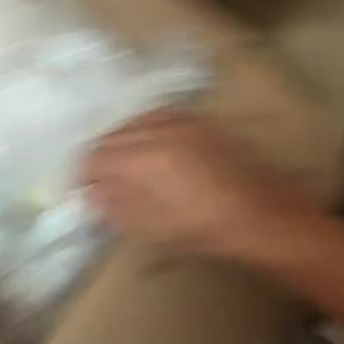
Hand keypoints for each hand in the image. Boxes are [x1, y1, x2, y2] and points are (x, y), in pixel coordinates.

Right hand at [82, 109, 317, 262]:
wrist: (261, 211)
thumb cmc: (207, 228)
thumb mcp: (156, 226)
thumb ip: (118, 205)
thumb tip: (91, 194)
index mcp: (146, 157)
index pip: (97, 156)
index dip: (84, 174)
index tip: (82, 191)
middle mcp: (160, 129)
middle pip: (114, 135)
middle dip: (101, 158)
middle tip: (99, 183)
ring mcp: (182, 119)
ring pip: (135, 121)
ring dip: (122, 142)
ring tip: (123, 169)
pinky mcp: (199, 119)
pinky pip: (158, 116)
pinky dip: (145, 130)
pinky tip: (150, 151)